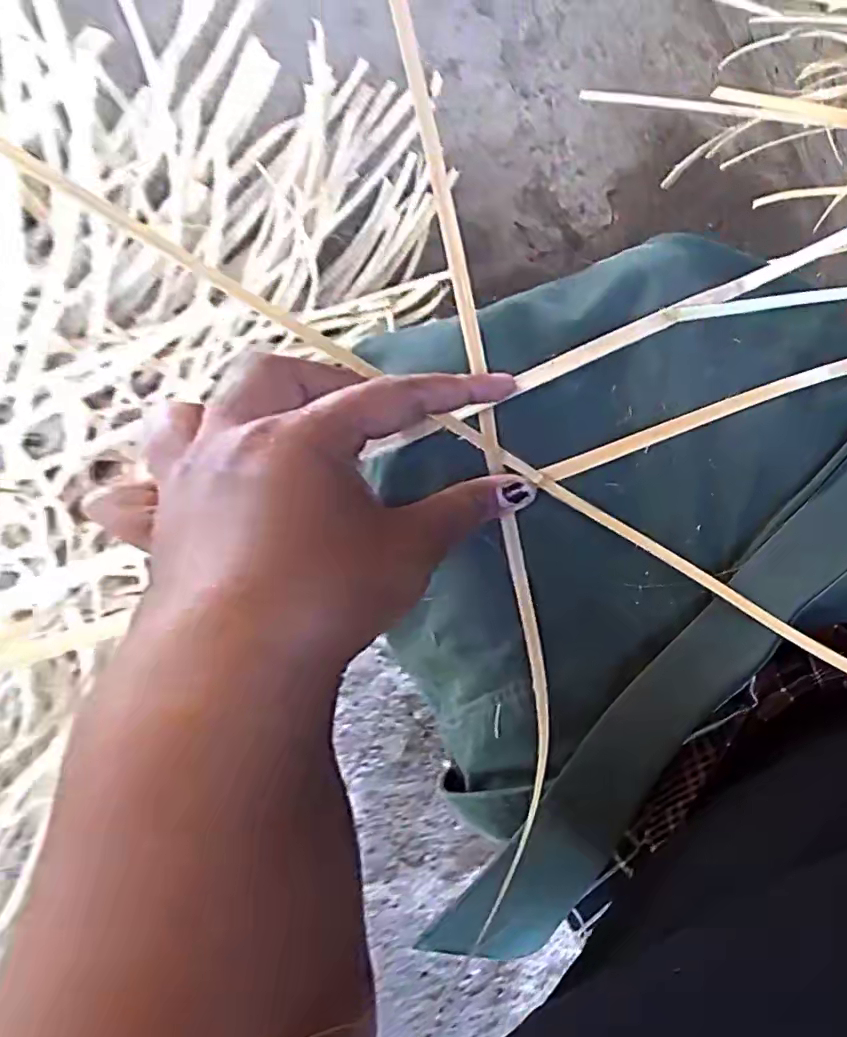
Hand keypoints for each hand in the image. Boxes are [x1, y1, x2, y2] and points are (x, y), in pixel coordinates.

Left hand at [84, 353, 531, 669]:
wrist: (238, 660)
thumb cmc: (333, 589)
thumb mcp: (414, 544)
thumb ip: (462, 507)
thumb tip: (512, 488)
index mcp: (302, 439)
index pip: (389, 398)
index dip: (452, 391)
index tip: (500, 387)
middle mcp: (234, 441)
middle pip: (278, 375)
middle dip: (338, 381)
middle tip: (386, 415)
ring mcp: (182, 479)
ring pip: (196, 410)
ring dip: (246, 409)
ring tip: (289, 432)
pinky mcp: (158, 523)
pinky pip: (142, 480)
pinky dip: (173, 472)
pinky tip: (204, 488)